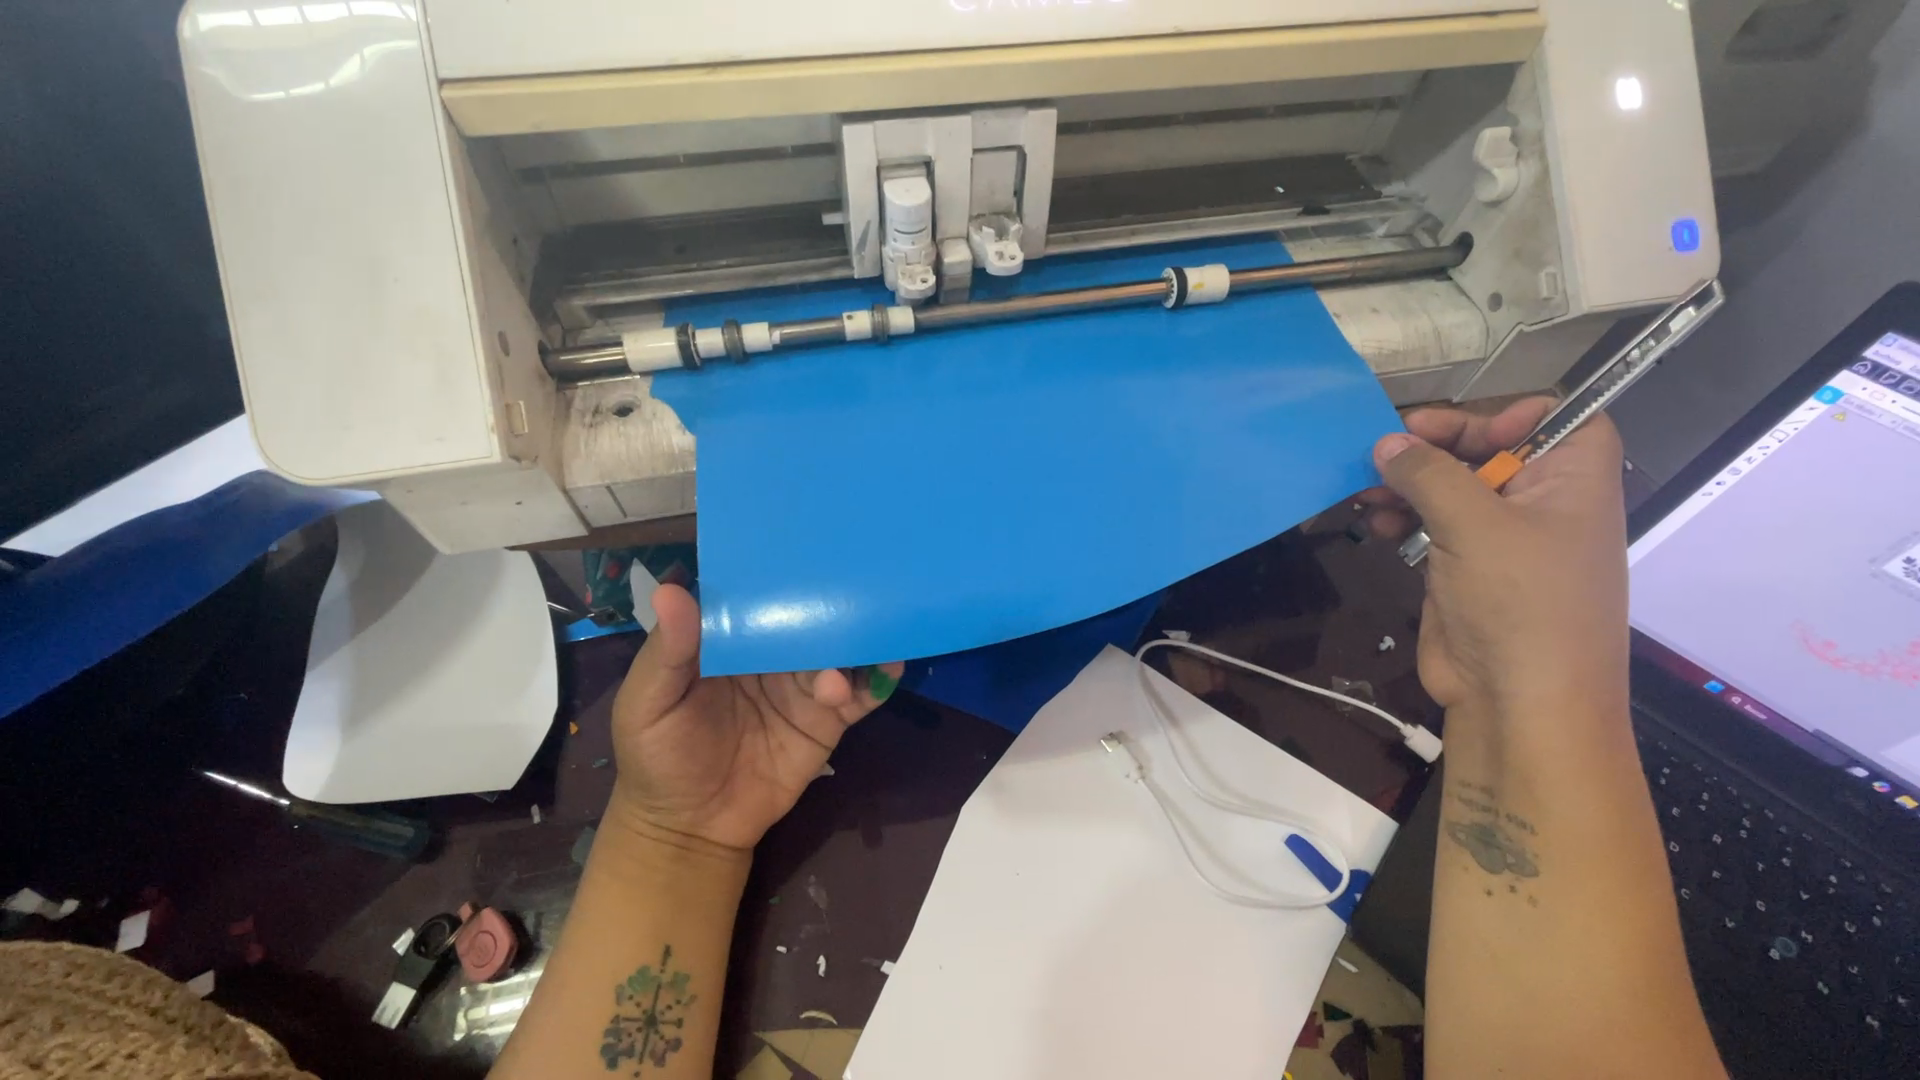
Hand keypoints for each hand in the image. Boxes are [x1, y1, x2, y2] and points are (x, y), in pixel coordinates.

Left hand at [606, 584, 903, 852]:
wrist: (691, 829)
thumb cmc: (657, 758)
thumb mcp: (647, 704)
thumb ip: (667, 652)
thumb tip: (670, 590)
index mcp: (730, 641)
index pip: (760, 598)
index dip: (779, 575)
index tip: (806, 550)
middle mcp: (772, 656)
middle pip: (808, 620)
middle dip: (831, 606)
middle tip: (854, 595)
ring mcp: (804, 687)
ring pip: (839, 652)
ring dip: (856, 643)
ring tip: (872, 641)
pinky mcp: (829, 721)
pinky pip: (860, 695)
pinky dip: (878, 678)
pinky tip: (890, 666)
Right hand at [1359, 399, 1629, 715]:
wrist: (1518, 699)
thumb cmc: (1519, 602)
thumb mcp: (1475, 526)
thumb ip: (1429, 474)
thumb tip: (1386, 442)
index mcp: (1570, 482)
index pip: (1553, 418)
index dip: (1506, 413)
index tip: (1451, 427)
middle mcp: (1538, 503)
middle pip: (1486, 449)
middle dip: (1433, 448)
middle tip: (1384, 448)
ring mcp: (1498, 538)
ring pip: (1448, 488)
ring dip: (1405, 483)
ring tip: (1365, 489)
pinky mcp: (1462, 567)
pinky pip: (1428, 524)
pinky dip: (1399, 515)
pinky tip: (1372, 519)